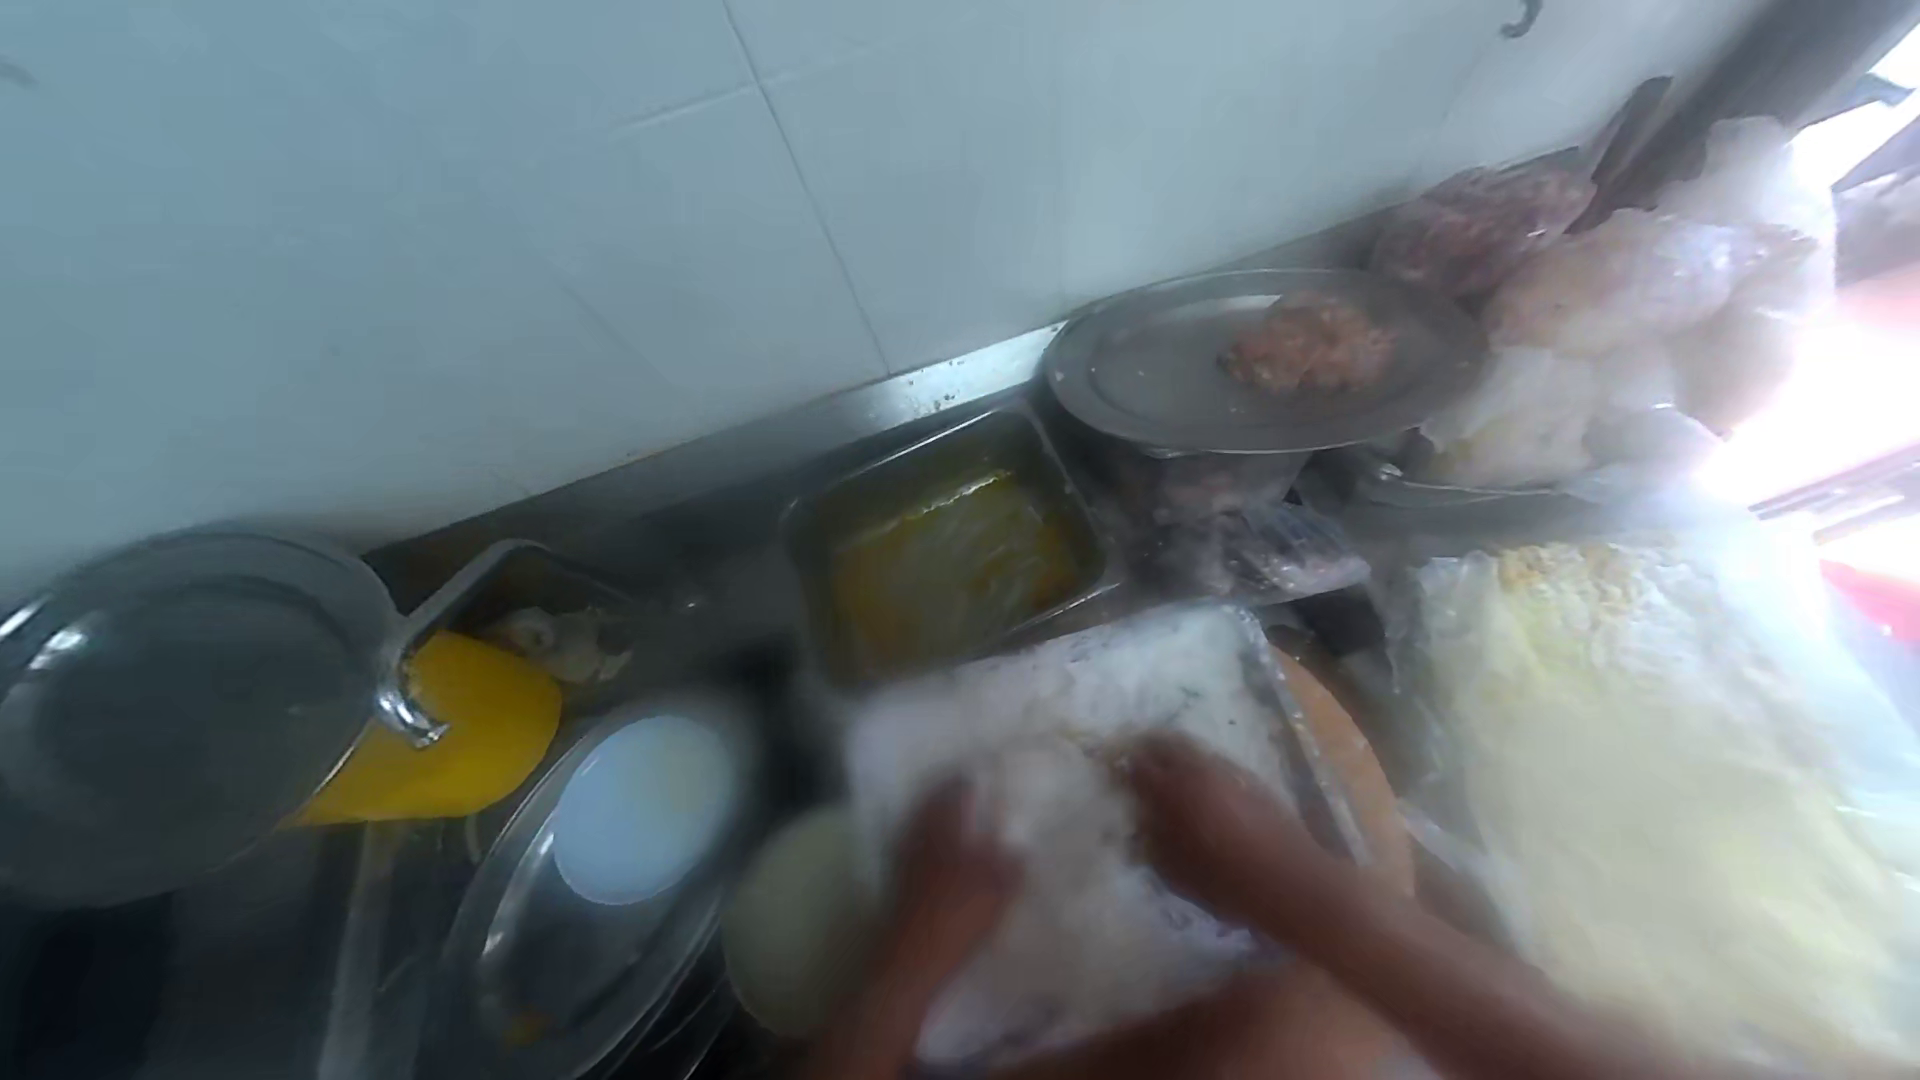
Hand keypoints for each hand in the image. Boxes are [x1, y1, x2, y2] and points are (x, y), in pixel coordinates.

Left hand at [878, 777, 1022, 994]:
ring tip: (946, 806)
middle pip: (930, 802)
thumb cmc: (957, 917)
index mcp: (946, 829)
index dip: (965, 779)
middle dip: (944, 789)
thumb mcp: (996, 892)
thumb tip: (1021, 850)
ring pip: (918, 820)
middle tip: (959, 781)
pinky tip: (931, 845)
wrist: (911, 959)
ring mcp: (905, 857)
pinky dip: (922, 833)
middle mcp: (922, 835)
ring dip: (931, 808)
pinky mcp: (897, 880)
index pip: (954, 792)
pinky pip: (911, 841)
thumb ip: (1010, 868)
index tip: (977, 769)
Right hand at [1121, 733, 1333, 928]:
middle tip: (1136, 756)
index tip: (1116, 771)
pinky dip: (1196, 760)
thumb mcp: (1179, 873)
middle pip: (1165, 743)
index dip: (1124, 768)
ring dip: (1172, 749)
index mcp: (1176, 792)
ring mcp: (1226, 769)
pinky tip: (1197, 778)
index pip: (1140, 767)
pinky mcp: (1248, 776)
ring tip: (1164, 763)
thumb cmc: (1231, 885)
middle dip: (1147, 747)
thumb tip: (1142, 821)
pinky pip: (1212, 757)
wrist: (1296, 884)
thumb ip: (1154, 842)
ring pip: (1190, 746)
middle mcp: (1198, 771)